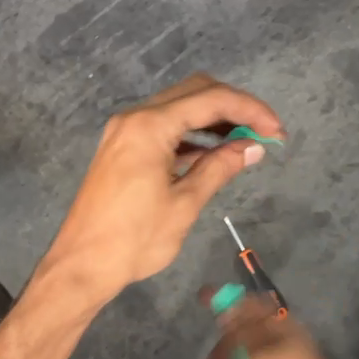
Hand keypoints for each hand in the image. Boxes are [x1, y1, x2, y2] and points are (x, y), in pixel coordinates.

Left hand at [43, 75, 283, 303]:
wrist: (82, 265)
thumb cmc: (134, 240)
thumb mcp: (185, 204)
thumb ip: (220, 168)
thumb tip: (253, 147)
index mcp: (149, 127)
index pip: (211, 99)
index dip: (250, 111)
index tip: (277, 132)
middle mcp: (132, 119)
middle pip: (193, 94)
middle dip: (232, 109)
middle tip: (262, 136)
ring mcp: (122, 134)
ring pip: (175, 110)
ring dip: (211, 122)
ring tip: (243, 147)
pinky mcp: (118, 150)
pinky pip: (160, 130)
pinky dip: (187, 137)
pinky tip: (210, 156)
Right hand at [202, 290, 349, 358]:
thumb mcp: (261, 358)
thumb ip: (243, 331)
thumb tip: (229, 306)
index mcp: (284, 329)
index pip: (252, 303)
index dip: (228, 299)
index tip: (202, 299)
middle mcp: (282, 342)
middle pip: (243, 331)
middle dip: (224, 347)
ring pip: (242, 355)